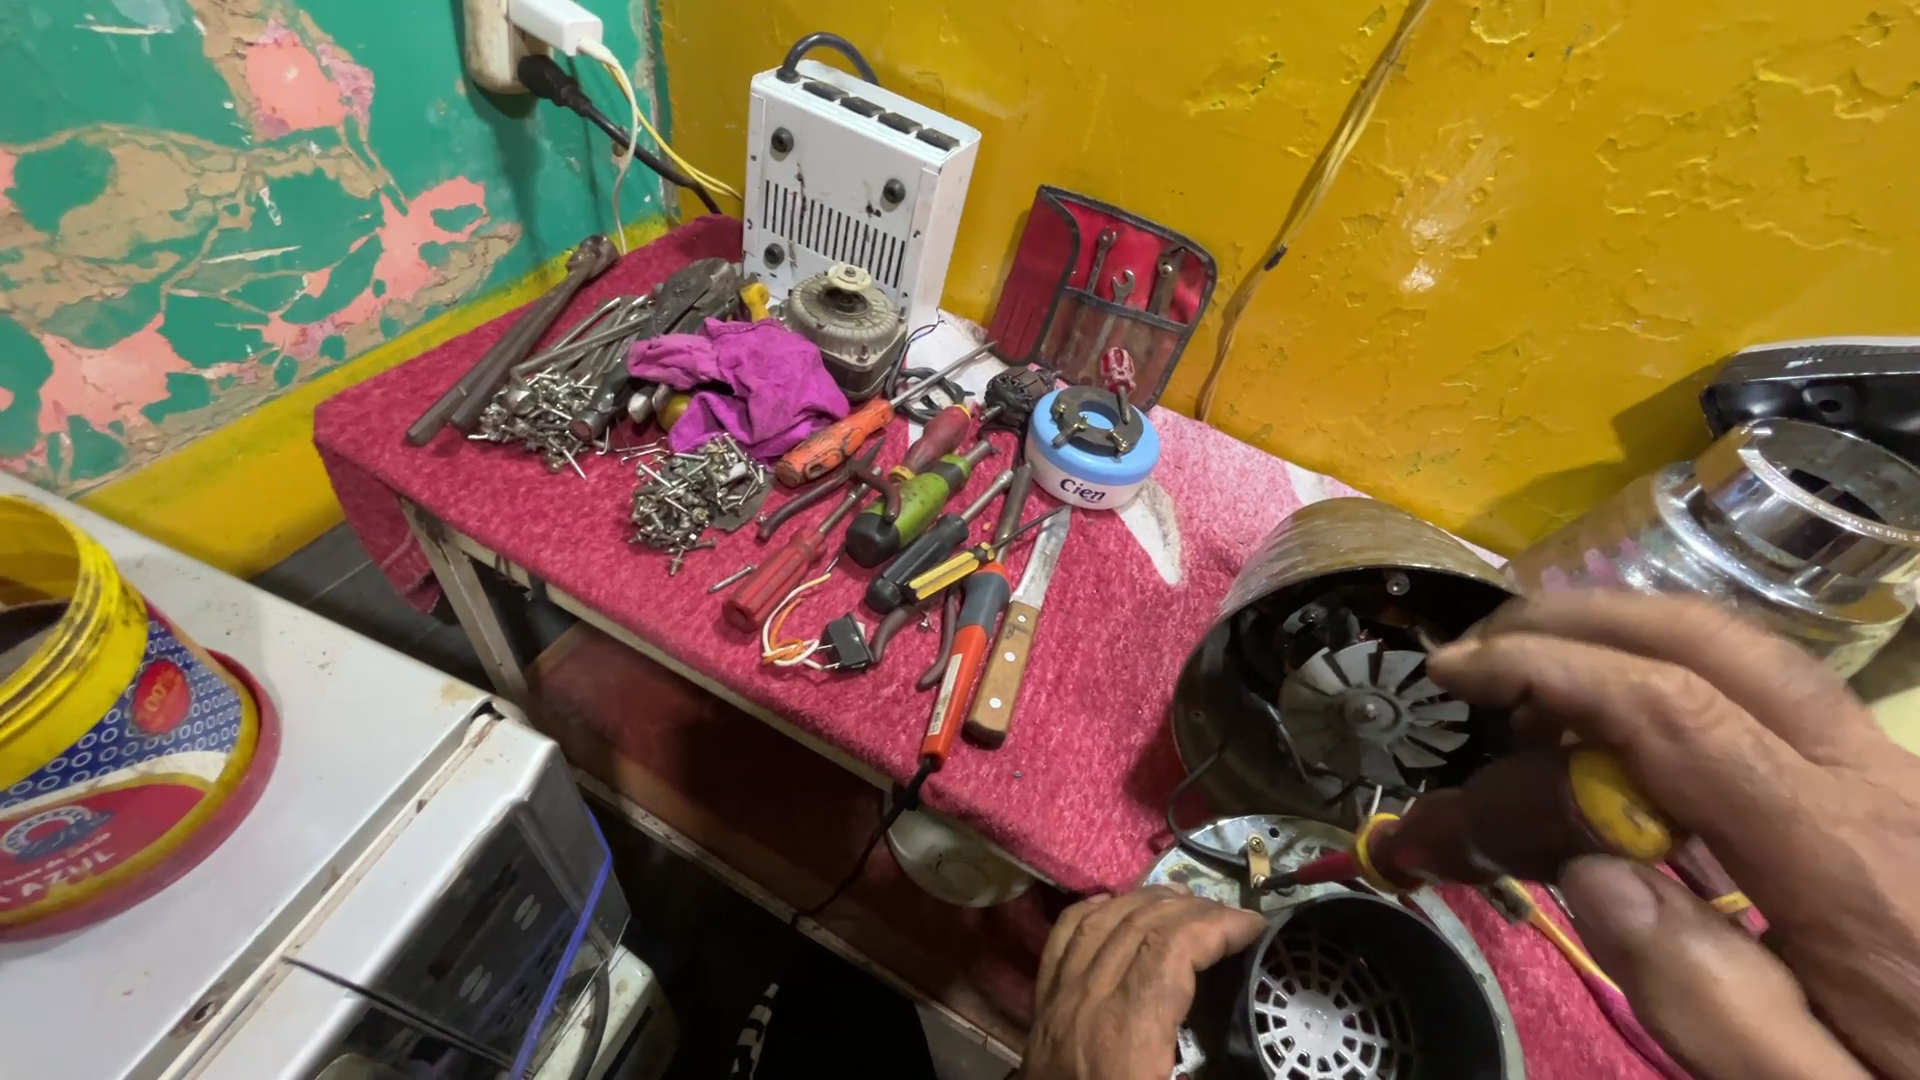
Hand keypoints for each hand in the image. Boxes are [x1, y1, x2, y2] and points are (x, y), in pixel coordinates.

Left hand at [1025, 886, 1264, 1079]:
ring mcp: (1057, 1002)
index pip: (1168, 950)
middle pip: (1136, 925)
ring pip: (1099, 921)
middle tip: (1229, 918)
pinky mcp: (1042, 1009)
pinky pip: (1064, 937)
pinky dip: (1095, 911)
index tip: (1254, 926)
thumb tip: (1281, 1060)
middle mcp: (1085, 1006)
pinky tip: (1117, 907)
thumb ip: (1227, 1066)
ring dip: (1145, 901)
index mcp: (1125, 1039)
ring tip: (1184, 902)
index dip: (1215, 927)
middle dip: (1189, 909)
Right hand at [1426, 591, 1919, 1079]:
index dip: (1544, 666)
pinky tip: (1602, 728)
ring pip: (1734, 649)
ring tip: (1526, 684)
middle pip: (1706, 640)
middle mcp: (1878, 785)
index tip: (1451, 671)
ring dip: (1608, 639)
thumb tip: (1591, 875)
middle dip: (1568, 621)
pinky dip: (1652, 673)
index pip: (1671, 709)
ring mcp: (1889, 772)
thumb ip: (1713, 1007)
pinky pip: (1749, 688)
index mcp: (1853, 865)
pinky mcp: (1880, 781)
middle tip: (1479, 650)